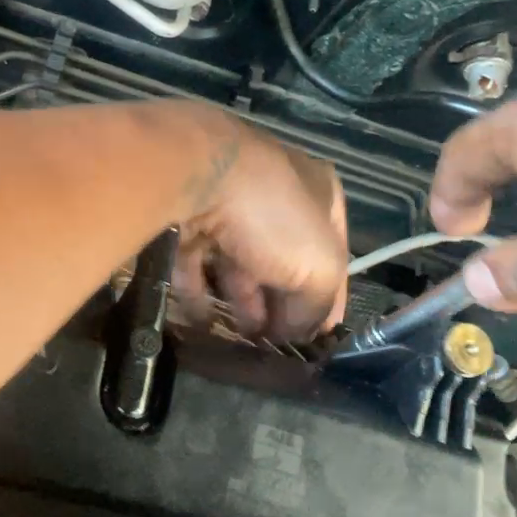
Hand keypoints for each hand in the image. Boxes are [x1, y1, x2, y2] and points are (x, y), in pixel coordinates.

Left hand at [172, 109, 348, 342]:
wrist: (193, 173)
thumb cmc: (272, 216)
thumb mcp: (319, 266)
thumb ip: (316, 305)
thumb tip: (297, 332)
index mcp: (319, 195)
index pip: (333, 255)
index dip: (328, 298)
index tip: (319, 338)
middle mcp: (274, 196)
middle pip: (283, 261)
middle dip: (280, 304)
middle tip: (273, 344)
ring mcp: (226, 207)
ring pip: (237, 263)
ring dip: (241, 303)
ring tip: (241, 339)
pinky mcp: (184, 220)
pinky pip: (194, 264)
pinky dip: (199, 294)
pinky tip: (203, 323)